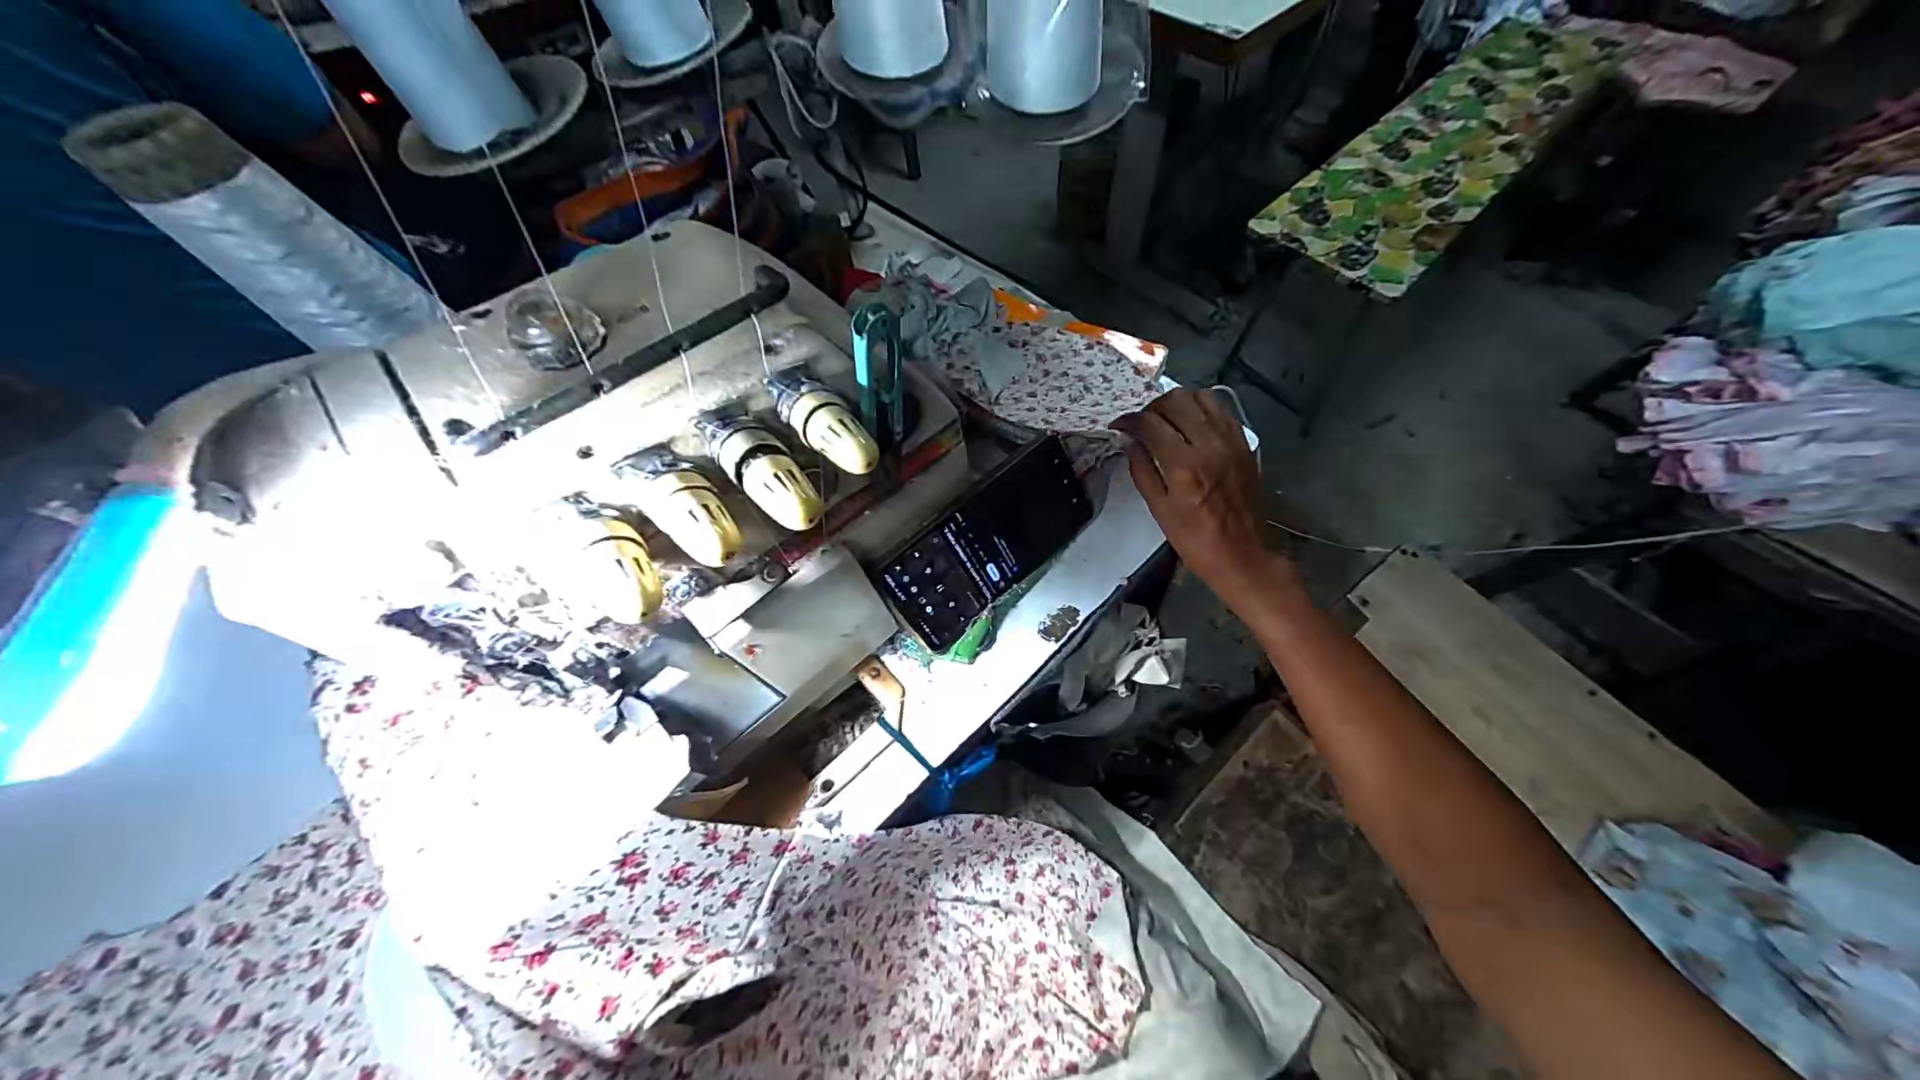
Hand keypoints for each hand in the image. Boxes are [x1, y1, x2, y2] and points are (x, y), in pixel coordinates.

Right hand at [1114, 389, 1279, 595]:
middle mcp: (1209, 445)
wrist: (1241, 554)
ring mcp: (1230, 441)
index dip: (1129, 420)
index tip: (1120, 426)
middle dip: (1152, 407)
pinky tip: (1191, 425)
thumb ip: (1142, 470)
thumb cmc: (1194, 539)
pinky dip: (1201, 410)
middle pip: (1176, 401)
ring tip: (1166, 420)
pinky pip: (1220, 411)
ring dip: (1178, 403)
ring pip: (1200, 397)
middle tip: (1143, 423)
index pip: (1150, 423)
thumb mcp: (1158, 508)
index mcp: (1183, 465)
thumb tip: (1132, 442)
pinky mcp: (1243, 443)